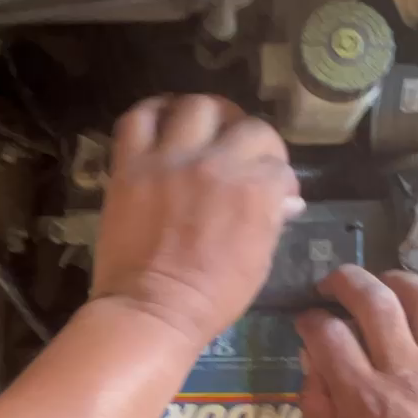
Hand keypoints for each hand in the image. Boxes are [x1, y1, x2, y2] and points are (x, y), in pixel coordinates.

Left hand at [90, 95, 301, 345]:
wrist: (152, 311)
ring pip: (196, 106)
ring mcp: (171, 160)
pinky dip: (153, 112)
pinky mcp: (131, 165)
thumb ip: (272, 218)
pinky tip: (163, 122)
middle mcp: (217, 163)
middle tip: (239, 152)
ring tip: (203, 129)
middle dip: (250, 138)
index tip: (272, 187)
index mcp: (256, 189)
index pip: (277, 160)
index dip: (277, 172)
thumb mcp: (259, 261)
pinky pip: (139, 118)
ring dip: (207, 115)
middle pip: (245, 124)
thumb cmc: (213, 297)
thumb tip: (286, 198)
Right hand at [296, 266, 417, 417]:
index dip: (310, 318)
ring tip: (381, 284)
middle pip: (374, 302)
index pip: (328, 335)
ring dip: (396, 280)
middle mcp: (405, 372)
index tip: (306, 319)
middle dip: (346, 281)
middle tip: (332, 284)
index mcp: (364, 398)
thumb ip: (316, 402)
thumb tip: (311, 357)